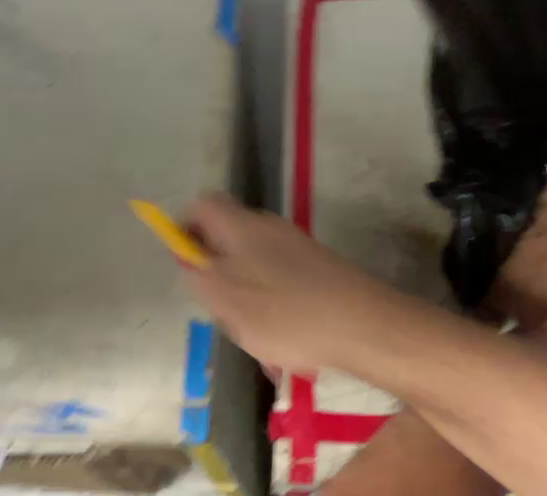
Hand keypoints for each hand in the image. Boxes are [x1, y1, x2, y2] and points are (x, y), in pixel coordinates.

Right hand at [178, 192, 409, 372]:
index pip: (202, 205)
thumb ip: (198, 274)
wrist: (362, 324)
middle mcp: (268, 226)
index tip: (184, 264)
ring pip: (253, 265)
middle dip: (217, 273)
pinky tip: (283, 343)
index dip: (185, 227)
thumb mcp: (226, 299)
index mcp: (242, 226)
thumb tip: (185, 255)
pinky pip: (280, 283)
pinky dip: (273, 308)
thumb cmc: (286, 313)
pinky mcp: (316, 268)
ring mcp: (295, 246)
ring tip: (254, 336)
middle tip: (220, 310)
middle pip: (227, 238)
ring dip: (245, 297)